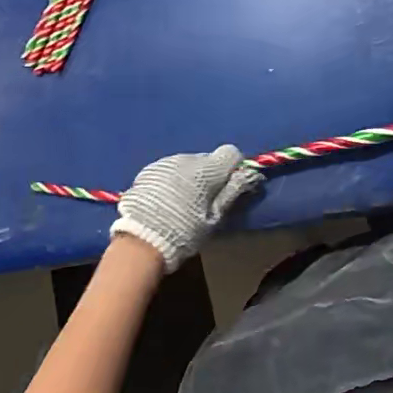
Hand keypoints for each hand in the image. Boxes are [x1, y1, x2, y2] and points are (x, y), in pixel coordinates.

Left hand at [110, 145, 263, 271]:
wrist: (140, 238)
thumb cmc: (183, 231)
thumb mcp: (214, 217)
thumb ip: (234, 191)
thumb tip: (252, 174)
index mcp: (205, 169)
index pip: (230, 154)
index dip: (233, 169)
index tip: (231, 187)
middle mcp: (185, 158)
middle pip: (207, 159)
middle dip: (211, 175)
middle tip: (206, 200)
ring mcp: (164, 162)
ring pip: (187, 164)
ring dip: (191, 177)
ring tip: (185, 202)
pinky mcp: (148, 170)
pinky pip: (169, 169)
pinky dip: (173, 180)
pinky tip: (168, 199)